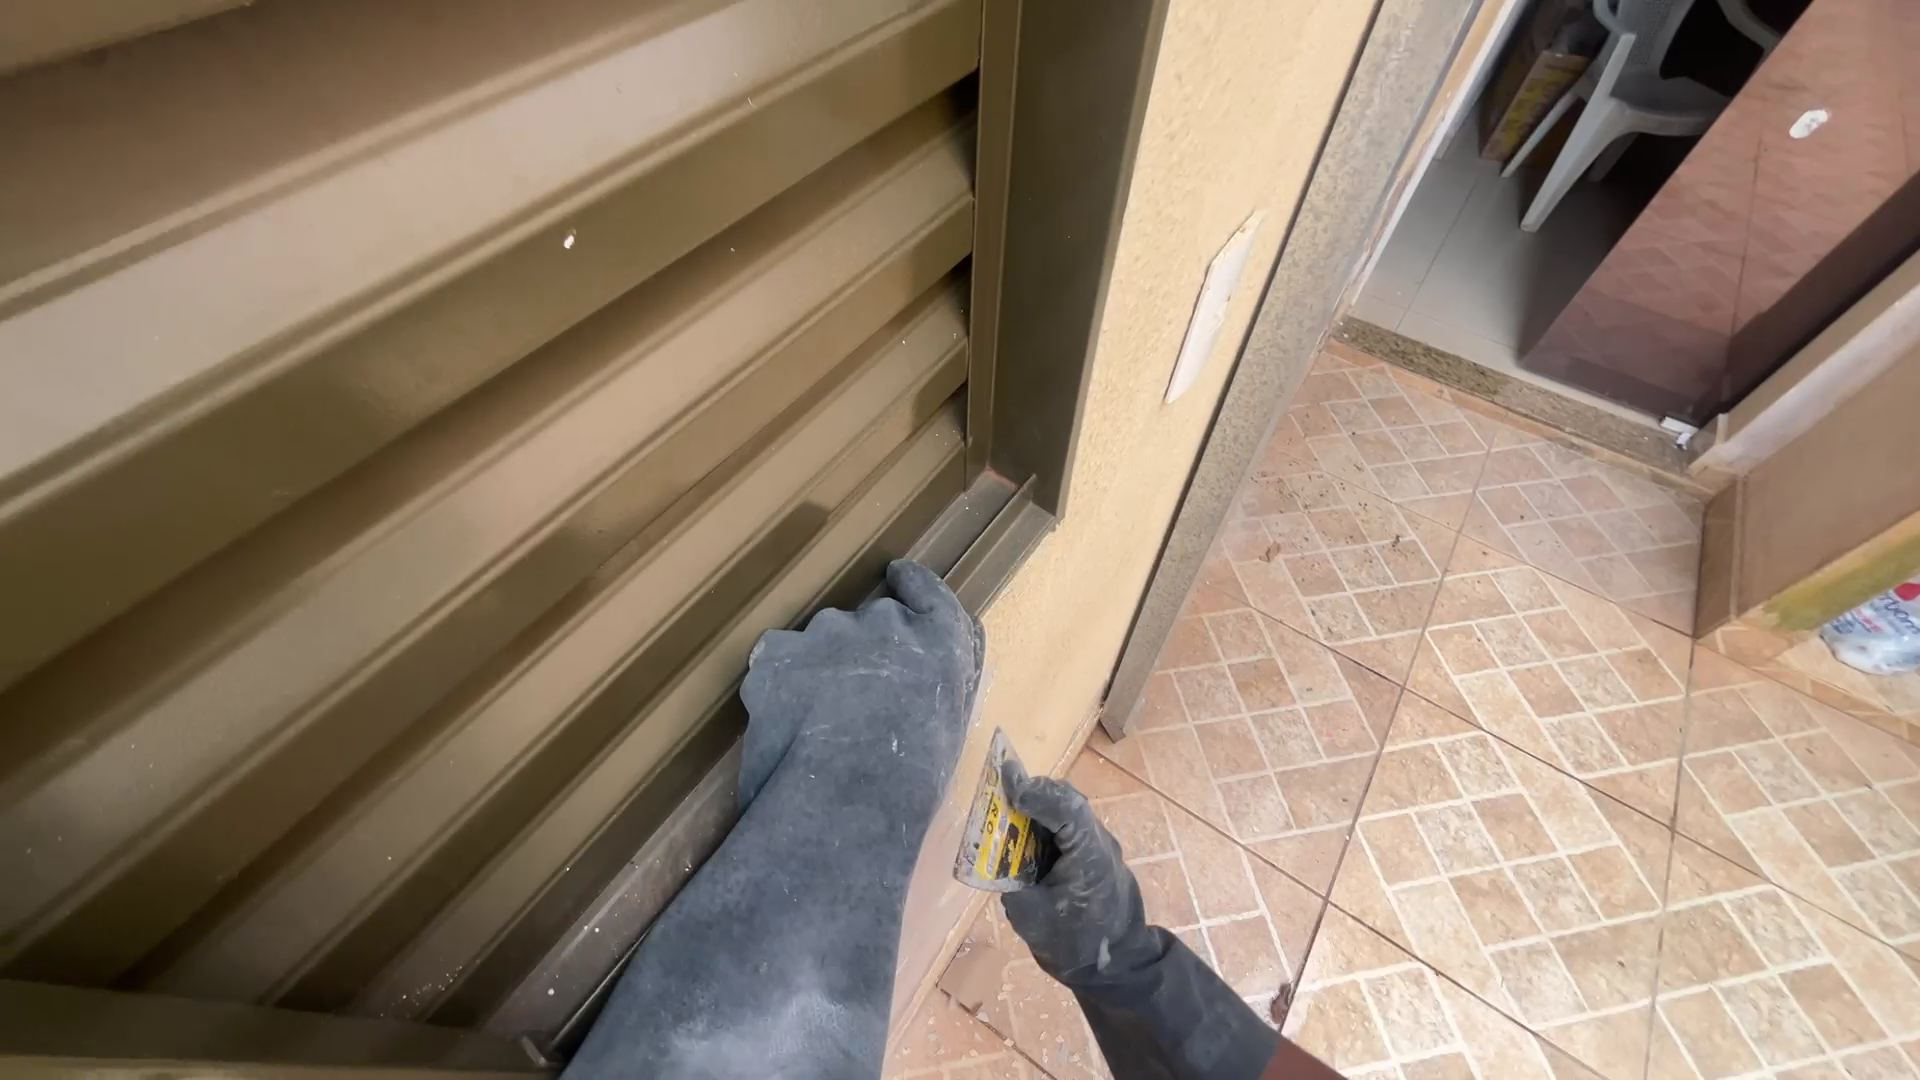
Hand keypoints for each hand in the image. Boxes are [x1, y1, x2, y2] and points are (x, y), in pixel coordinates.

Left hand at [737, 560, 983, 815]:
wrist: (844, 805)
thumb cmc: (911, 782)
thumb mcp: (951, 727)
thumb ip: (946, 678)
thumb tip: (940, 654)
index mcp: (937, 639)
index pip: (927, 592)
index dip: (911, 584)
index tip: (897, 578)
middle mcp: (884, 621)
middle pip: (870, 621)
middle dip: (864, 649)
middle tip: (856, 697)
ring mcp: (827, 631)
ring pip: (821, 641)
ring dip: (820, 666)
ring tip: (817, 722)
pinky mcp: (777, 653)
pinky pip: (779, 659)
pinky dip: (781, 683)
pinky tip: (787, 724)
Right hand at [999, 757, 1146, 977]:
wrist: (1118, 967)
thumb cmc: (1075, 946)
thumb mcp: (1032, 919)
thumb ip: (1010, 883)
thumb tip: (995, 857)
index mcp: (1090, 857)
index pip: (1067, 810)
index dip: (1037, 793)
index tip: (1009, 787)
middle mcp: (1099, 842)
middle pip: (1069, 799)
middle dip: (1035, 791)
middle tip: (1003, 790)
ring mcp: (1099, 845)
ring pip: (1069, 807)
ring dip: (1039, 802)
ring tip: (1009, 806)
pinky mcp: (1092, 852)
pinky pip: (1067, 823)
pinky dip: (1044, 818)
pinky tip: (1024, 829)